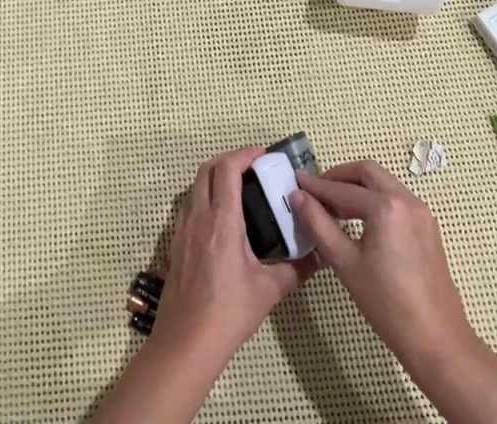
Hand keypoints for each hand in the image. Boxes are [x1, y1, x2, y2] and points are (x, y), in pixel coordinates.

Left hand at [150, 147, 316, 364]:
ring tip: (240, 188)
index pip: (226, 170)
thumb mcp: (269, 290)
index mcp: (221, 222)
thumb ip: (297, 268)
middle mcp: (198, 218)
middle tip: (252, 166)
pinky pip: (189, 207)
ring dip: (214, 177)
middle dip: (228, 160)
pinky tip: (223, 218)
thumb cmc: (229, 313)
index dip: (244, 154)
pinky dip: (205, 198)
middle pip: (205, 170)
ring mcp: (182, 231)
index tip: (263, 154)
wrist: (187, 343)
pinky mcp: (175, 245)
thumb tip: (321, 255)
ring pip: (194, 188)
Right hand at [289, 161, 476, 365]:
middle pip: (368, 172)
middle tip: (316, 191)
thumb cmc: (386, 302)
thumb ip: (319, 225)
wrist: (435, 337)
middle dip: (339, 177)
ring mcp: (422, 212)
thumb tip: (298, 198)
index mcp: (387, 207)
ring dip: (357, 187)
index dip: (316, 186)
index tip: (295, 182)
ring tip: (333, 208)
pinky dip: (374, 199)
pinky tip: (359, 221)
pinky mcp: (428, 226)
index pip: (342, 189)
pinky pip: (396, 199)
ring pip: (384, 184)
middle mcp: (408, 200)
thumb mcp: (345, 263)